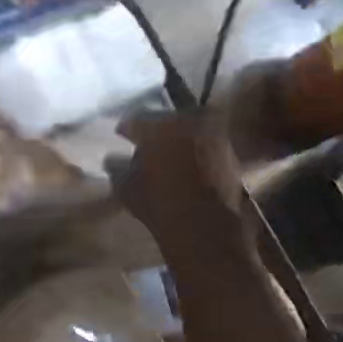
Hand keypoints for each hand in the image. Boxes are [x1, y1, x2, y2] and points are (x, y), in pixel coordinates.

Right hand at [112, 110, 254, 269]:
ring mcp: (214, 132)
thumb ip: (117, 168)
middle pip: (165, 120)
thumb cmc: (159, 203)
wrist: (205, 225)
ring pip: (188, 130)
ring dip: (176, 140)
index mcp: (159, 124)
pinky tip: (185, 168)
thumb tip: (112, 159)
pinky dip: (193, 152)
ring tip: (165, 158)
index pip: (136, 117)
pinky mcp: (230, 149)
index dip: (125, 128)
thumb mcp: (126, 187)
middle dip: (154, 132)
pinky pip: (205, 144)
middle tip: (144, 146)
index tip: (120, 135)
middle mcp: (190, 119)